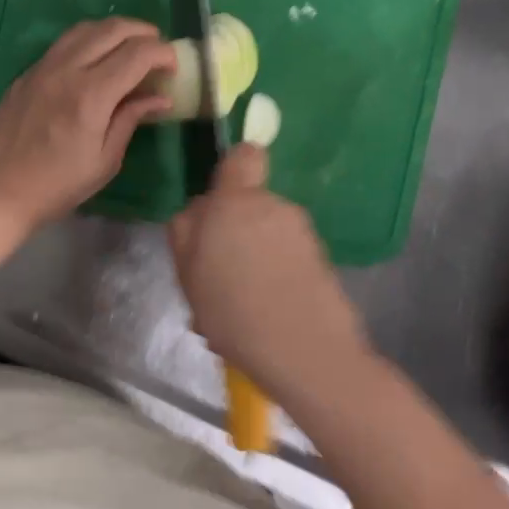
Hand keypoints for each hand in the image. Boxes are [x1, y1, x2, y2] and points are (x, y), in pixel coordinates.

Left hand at [0, 19, 175, 231]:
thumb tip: (160, 98)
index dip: (163, 53)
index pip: (136, 53)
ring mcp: (40, 70)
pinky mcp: (24, 76)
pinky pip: (59, 46)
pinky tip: (92, 64)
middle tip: (155, 51)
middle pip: (110, 30)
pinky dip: (84, 43)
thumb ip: (131, 120)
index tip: (173, 67)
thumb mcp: (105, 160)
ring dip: (111, 32)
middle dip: (142, 33)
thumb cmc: (58, 184)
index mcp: (90, 95)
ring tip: (127, 49)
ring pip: (81, 30)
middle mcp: (64, 71)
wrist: (1, 189)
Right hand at [167, 146, 368, 399]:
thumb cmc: (230, 309)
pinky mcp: (322, 261)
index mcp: (233, 202)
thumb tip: (198, 211)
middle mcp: (273, 208)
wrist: (306, 352)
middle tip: (218, 268)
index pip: (245, 157)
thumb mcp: (185, 272)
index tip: (220, 197)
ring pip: (267, 231)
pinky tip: (263, 307)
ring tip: (239, 295)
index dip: (234, 168)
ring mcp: (302, 234)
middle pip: (248, 203)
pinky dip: (275, 272)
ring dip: (253, 253)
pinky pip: (287, 255)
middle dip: (234, 227)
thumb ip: (185, 230)